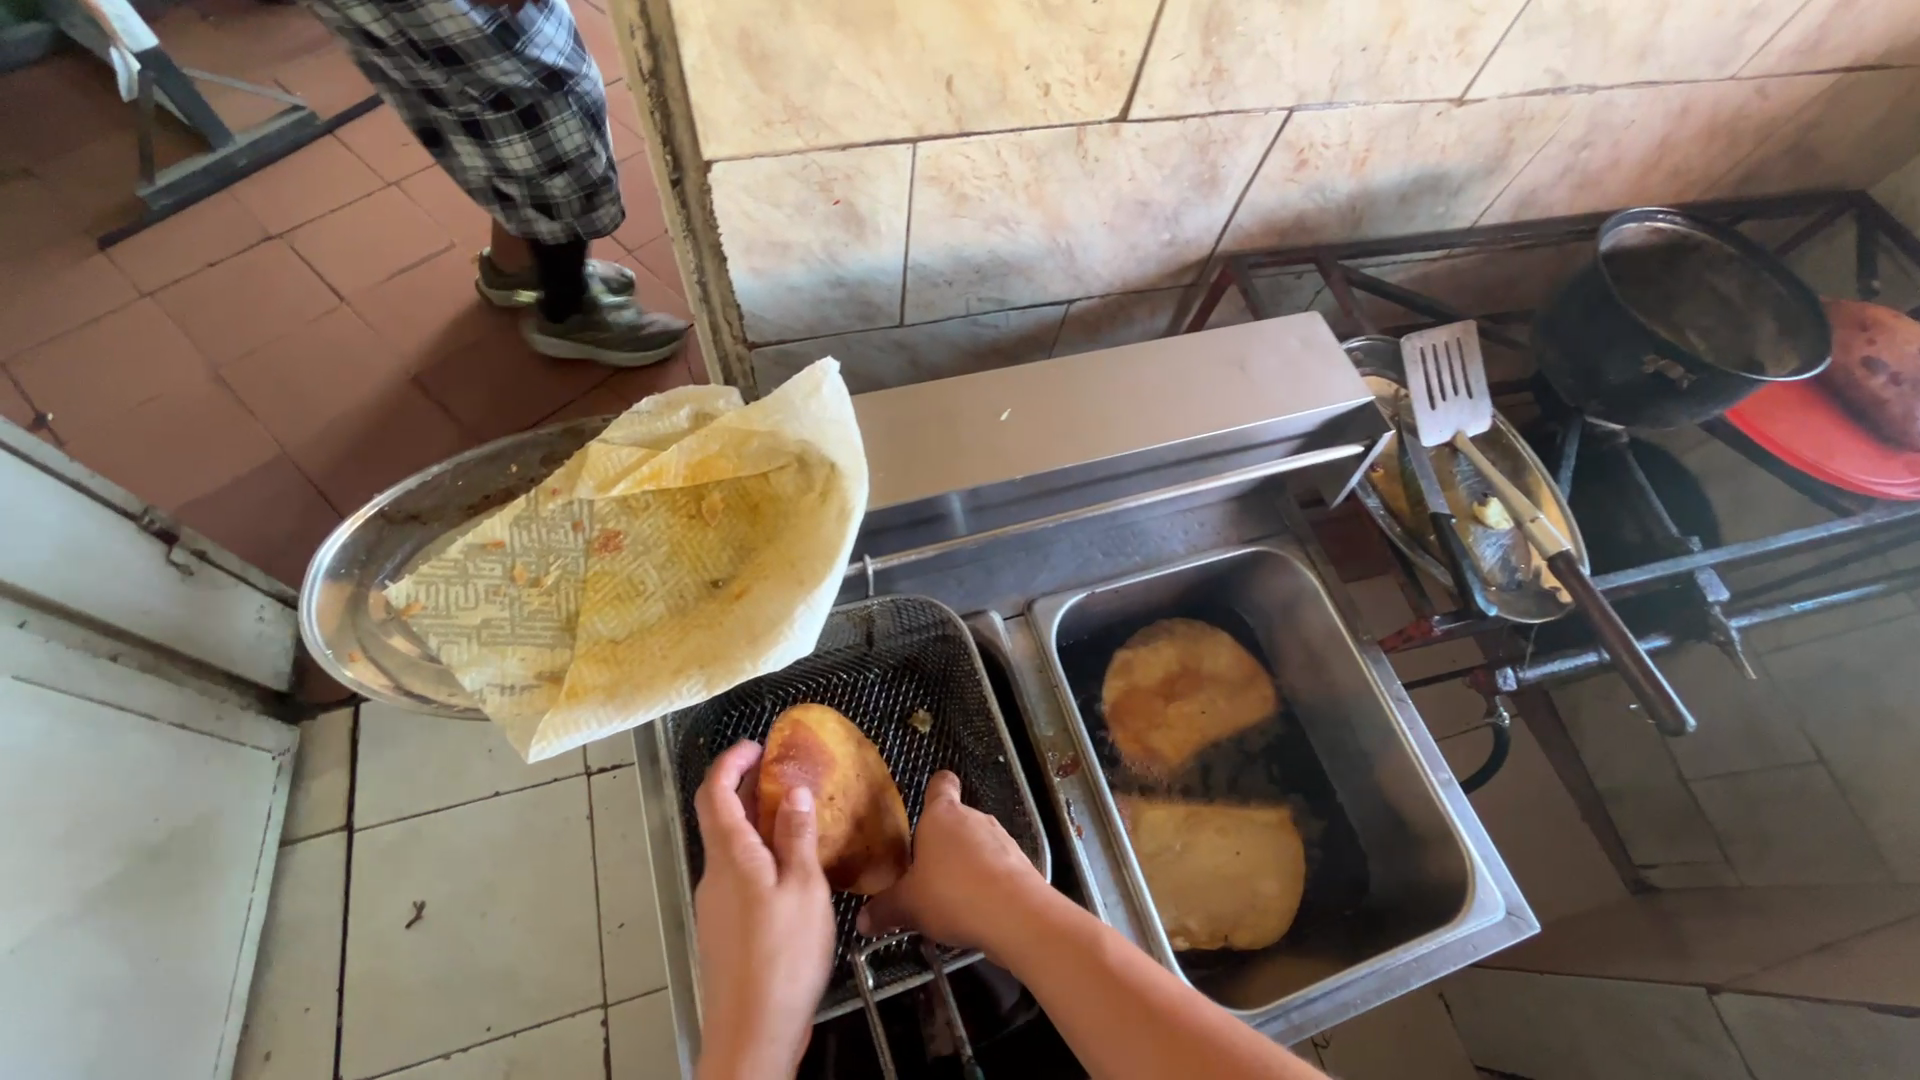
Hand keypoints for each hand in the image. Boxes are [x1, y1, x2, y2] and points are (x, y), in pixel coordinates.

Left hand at [692, 741, 834, 1079]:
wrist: (752, 1034)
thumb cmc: (783, 957)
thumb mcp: (804, 890)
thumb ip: (797, 838)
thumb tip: (794, 792)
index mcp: (731, 858)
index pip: (713, 793)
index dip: (730, 762)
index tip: (756, 746)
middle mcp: (714, 876)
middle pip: (720, 817)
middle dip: (749, 788)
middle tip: (787, 776)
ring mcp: (715, 904)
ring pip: (731, 847)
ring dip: (758, 823)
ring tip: (799, 819)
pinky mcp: (724, 928)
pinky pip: (738, 874)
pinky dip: (760, 854)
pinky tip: (793, 869)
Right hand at [856, 771, 1046, 957]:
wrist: (1016, 914)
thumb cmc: (953, 894)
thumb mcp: (908, 906)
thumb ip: (884, 909)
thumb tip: (862, 921)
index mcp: (941, 815)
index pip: (941, 784)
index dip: (935, 789)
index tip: (927, 803)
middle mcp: (973, 817)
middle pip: (956, 821)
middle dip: (942, 845)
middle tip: (925, 875)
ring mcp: (1001, 838)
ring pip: (977, 844)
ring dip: (965, 865)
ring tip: (950, 899)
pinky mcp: (1020, 862)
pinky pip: (996, 866)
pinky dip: (987, 882)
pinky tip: (976, 909)